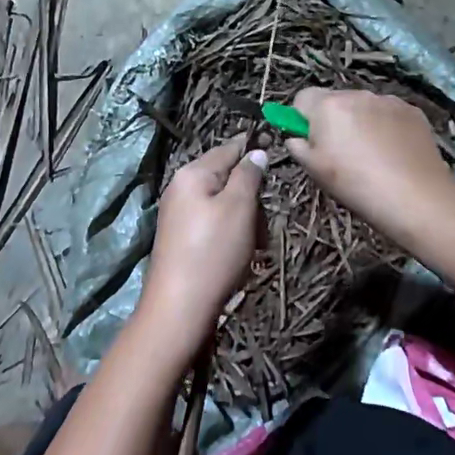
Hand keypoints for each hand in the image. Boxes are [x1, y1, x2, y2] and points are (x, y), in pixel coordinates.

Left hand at [133, 135, 265, 370]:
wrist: (180, 305)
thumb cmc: (214, 251)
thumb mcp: (239, 208)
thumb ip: (248, 175)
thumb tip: (255, 151)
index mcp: (192, 173)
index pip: (229, 148)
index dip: (253, 149)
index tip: (276, 151)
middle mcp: (181, 188)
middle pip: (226, 178)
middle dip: (251, 196)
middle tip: (264, 222)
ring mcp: (179, 213)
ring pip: (223, 203)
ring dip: (245, 219)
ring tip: (255, 245)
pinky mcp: (181, 237)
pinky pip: (214, 223)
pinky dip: (232, 234)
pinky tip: (240, 254)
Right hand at [285, 88, 454, 246]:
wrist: (414, 196)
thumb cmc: (354, 183)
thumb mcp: (313, 169)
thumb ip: (297, 146)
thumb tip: (297, 136)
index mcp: (328, 106)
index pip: (302, 97)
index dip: (302, 117)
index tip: (310, 140)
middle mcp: (357, 94)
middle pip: (335, 100)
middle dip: (333, 119)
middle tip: (341, 153)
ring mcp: (388, 100)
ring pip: (363, 106)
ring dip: (360, 121)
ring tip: (371, 155)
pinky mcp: (412, 111)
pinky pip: (388, 114)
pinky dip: (386, 127)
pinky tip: (393, 153)